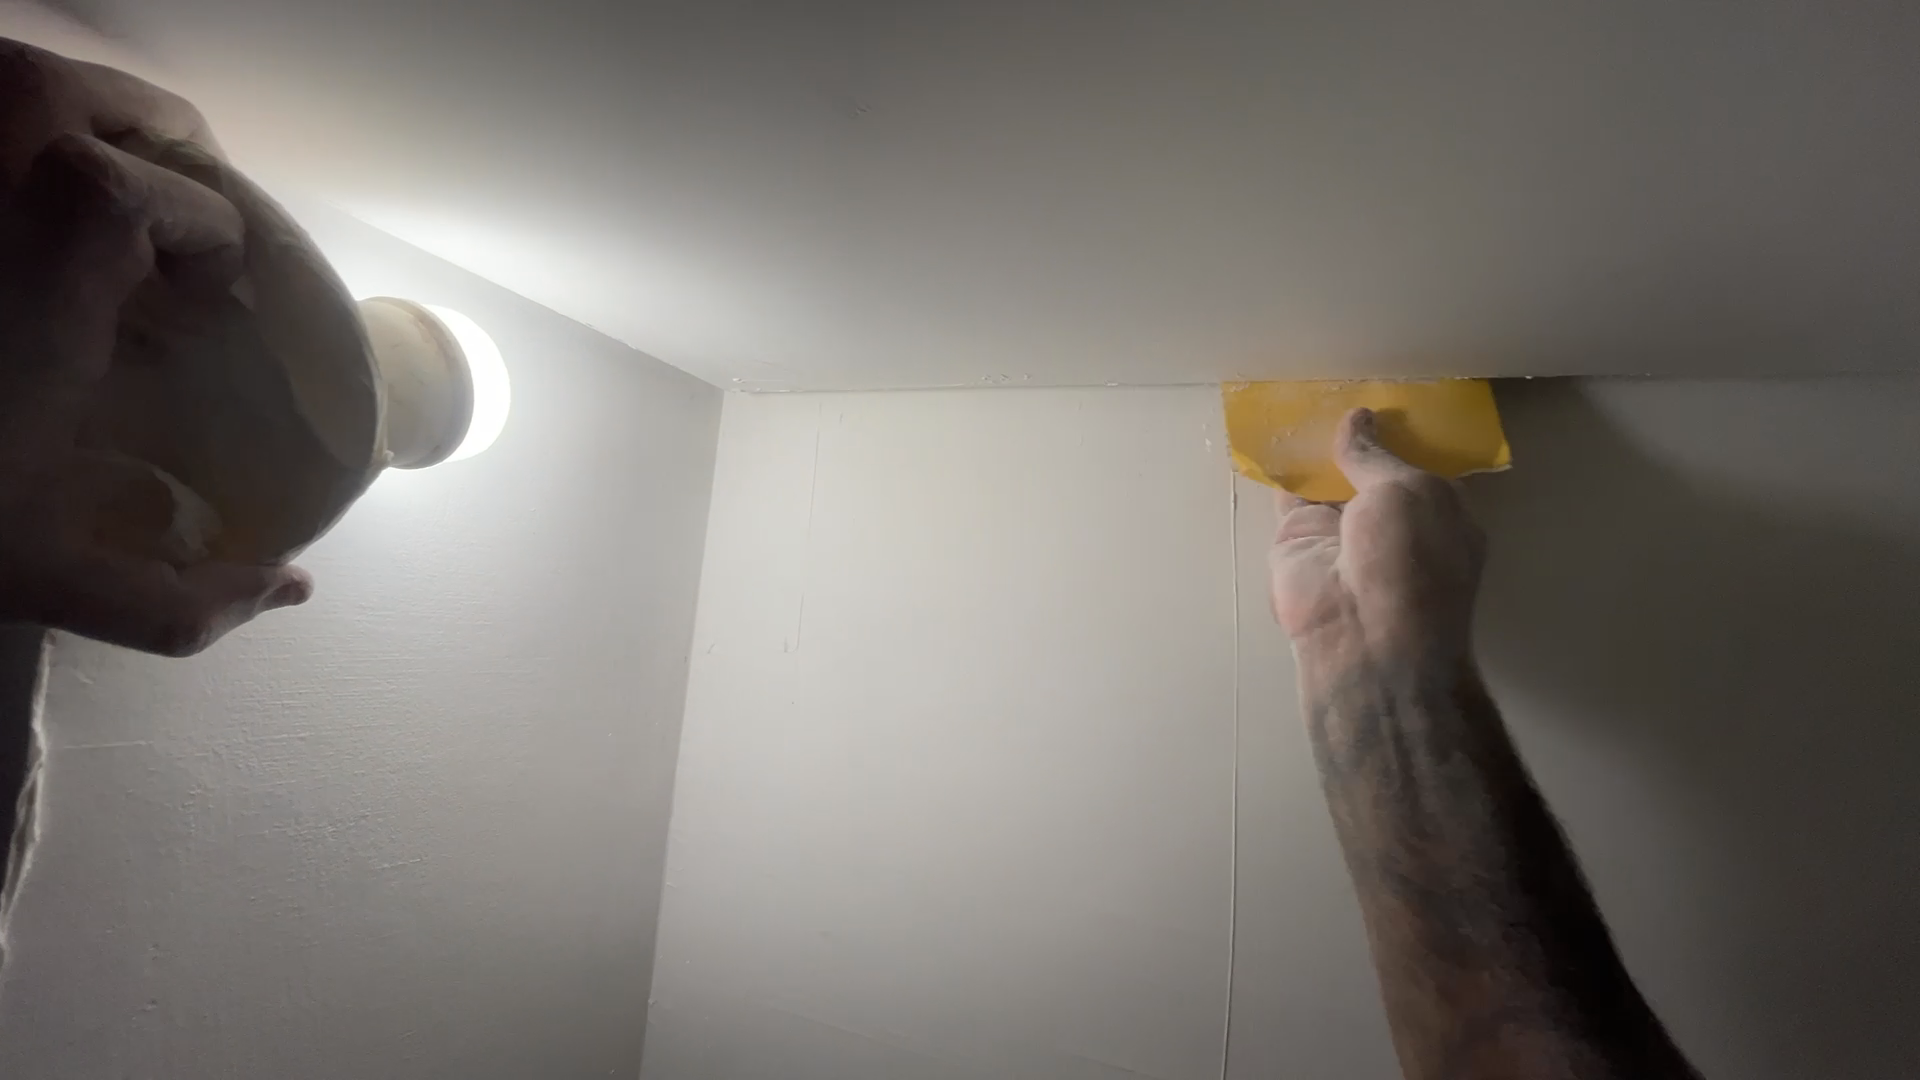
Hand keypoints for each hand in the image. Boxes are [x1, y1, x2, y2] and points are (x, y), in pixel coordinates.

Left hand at [0, 38, 309, 656]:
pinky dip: (4, 119)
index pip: (109, 187)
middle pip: (40, 85)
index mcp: (10, 307)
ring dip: (66, 105)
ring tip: (114, 172)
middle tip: (187, 189)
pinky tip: (27, 188)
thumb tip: (295, 587)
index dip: (196, 213)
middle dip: (143, 122)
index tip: (220, 281)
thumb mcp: (32, 581)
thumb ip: (179, 604)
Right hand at [1268, 408, 1483, 673]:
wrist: (1359, 633)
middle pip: (1365, 471)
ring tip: (1299, 399)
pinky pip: (1286, 497)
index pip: (1416, 466)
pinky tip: (1271, 434)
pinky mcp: (1294, 540)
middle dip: (1353, 438)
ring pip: (1324, 480)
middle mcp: (1388, 521)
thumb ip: (1374, 455)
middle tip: (1335, 387)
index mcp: (1435, 512)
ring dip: (1313, 450)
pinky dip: (1278, 471)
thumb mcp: (1408, 492)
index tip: (1383, 396)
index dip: (1399, 434)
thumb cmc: (1408, 559)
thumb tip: (1357, 418)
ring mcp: (1339, 532)